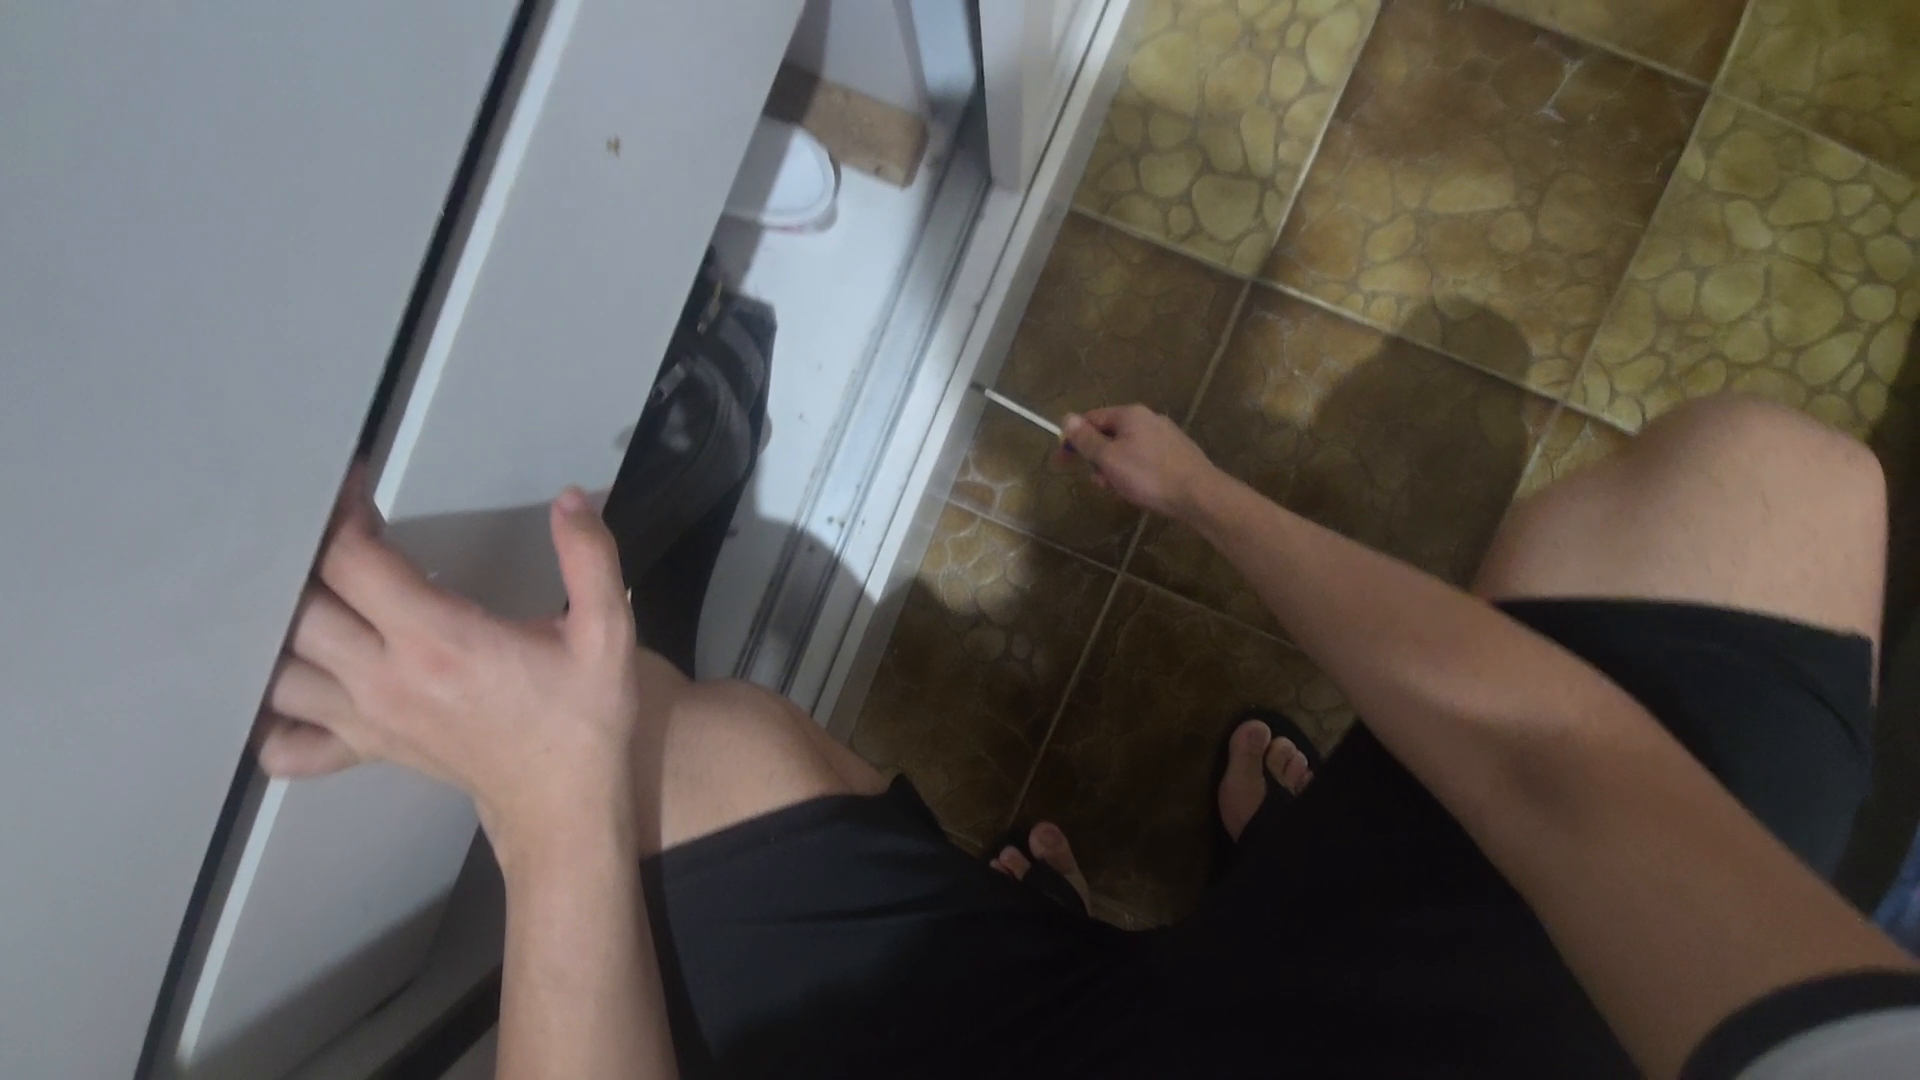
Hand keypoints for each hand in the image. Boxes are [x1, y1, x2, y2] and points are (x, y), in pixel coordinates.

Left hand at [255, 471, 650, 848]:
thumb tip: (569, 499)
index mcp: (440, 640)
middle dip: (309, 559)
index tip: (359, 492)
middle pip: (298, 608)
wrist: (567, 798)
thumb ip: (590, 559)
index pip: (352, 564)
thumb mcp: (609, 630)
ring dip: (282, 626)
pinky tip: (307, 684)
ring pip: (275, 670)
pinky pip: (284, 741)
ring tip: (321, 596)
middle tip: (344, 535)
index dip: (342, 518)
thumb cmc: (586, 712)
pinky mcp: (364, 751)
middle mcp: (384, 678)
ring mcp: (365, 720)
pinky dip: (276, 712)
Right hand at [1053, 404, 1220, 520]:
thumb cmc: (1148, 475)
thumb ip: (1086, 439)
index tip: (1061, 462)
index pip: (1091, 419)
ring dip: (1115, 471)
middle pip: (1108, 435)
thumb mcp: (1109, 458)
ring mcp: (1164, 436)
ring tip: (1121, 491)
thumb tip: (1066, 418)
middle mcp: (1148, 419)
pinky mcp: (1175, 454)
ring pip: (1125, 451)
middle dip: (1097, 460)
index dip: (1073, 439)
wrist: (1198, 495)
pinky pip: (1143, 460)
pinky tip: (1139, 491)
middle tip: (1100, 482)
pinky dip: (1133, 474)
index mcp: (1130, 415)